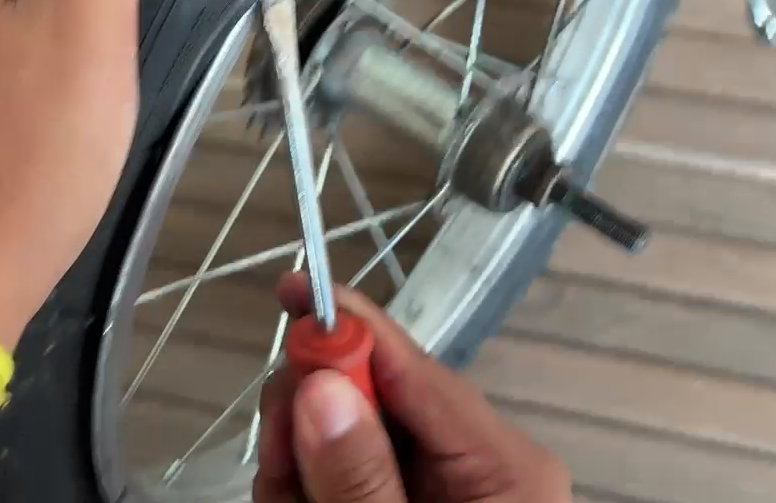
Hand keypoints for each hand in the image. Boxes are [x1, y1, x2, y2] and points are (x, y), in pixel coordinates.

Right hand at [254, 275, 571, 502]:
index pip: (411, 361)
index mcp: (499, 463)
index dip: (347, 320)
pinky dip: (303, 489)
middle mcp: (470, 462)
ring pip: (343, 430)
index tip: (289, 291)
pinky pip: (339, 470)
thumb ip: (361, 480)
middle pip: (371, 391)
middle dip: (310, 414)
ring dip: (297, 463)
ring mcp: (436, 486)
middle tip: (276, 466)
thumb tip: (320, 384)